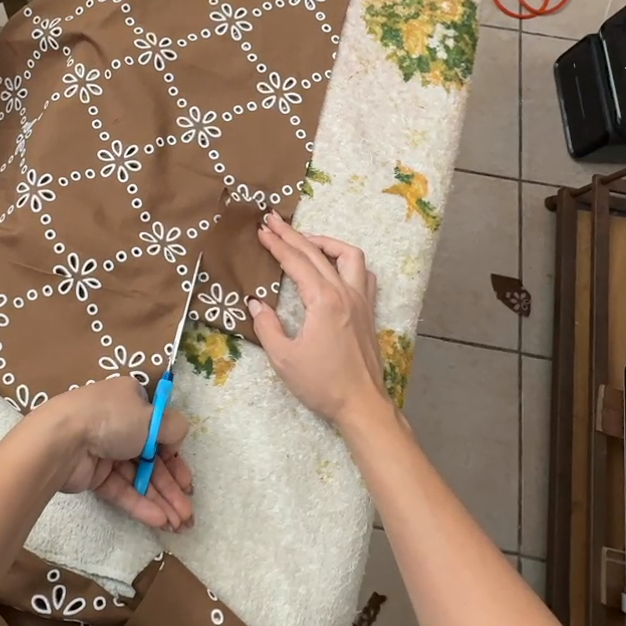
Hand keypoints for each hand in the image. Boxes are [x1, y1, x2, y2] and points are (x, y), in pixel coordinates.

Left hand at [35, 377, 194, 531]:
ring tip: (180, 526)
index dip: (175, 457)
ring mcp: (106, 450)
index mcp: (132, 401)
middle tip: (188, 513)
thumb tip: (177, 438)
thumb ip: (173, 427)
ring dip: (161, 500)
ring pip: (139, 477)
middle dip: (172, 486)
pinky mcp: (94, 474)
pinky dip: (141, 503)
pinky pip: (122, 489)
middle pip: (152, 458)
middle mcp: (120, 423)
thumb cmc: (111, 419)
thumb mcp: (152, 417)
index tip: (187, 480)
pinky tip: (159, 521)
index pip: (160, 430)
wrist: (62, 439)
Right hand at [249, 212, 393, 430]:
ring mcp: (361, 300)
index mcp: (323, 300)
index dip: (277, 244)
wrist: (362, 405)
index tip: (261, 229)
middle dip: (292, 234)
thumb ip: (266, 325)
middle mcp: (345, 293)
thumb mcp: (283, 357)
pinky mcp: (368, 311)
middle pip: (316, 252)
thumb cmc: (322, 383)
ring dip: (325, 242)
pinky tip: (334, 266)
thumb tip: (256, 303)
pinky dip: (347, 262)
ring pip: (348, 255)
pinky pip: (363, 274)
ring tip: (305, 240)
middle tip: (273, 220)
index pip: (296, 261)